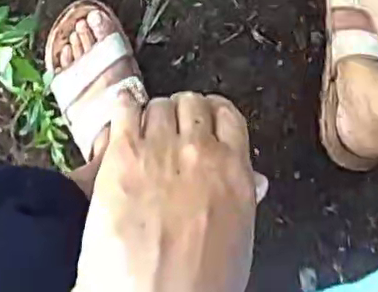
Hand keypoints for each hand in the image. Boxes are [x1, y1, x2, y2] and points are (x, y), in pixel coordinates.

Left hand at [73, 93, 257, 291]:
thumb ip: (244, 199)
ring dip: (154, 116)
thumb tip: (254, 180)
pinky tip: (123, 115)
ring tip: (146, 132)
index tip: (207, 118)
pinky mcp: (124, 152)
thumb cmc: (196, 289)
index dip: (215, 114)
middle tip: (174, 129)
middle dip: (183, 114)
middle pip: (193, 104)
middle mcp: (200, 151)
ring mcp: (161, 148)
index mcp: (234, 172)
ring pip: (160, 105)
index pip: (229, 115)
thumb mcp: (236, 245)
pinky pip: (126, 108)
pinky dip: (125, 108)